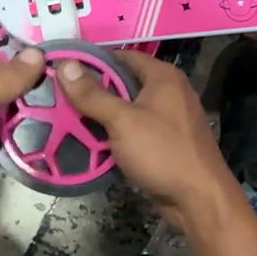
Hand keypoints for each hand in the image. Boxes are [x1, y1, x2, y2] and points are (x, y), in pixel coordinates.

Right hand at [56, 51, 245, 229]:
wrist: (199, 199)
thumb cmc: (162, 152)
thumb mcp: (122, 120)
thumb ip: (93, 94)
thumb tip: (66, 64)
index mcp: (163, 76)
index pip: (122, 56)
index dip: (92, 61)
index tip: (62, 70)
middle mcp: (169, 92)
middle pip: (123, 84)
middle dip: (92, 93)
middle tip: (58, 99)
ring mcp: (168, 119)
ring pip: (126, 110)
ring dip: (100, 117)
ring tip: (66, 121)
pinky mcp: (165, 143)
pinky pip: (134, 132)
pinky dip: (114, 136)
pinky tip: (90, 144)